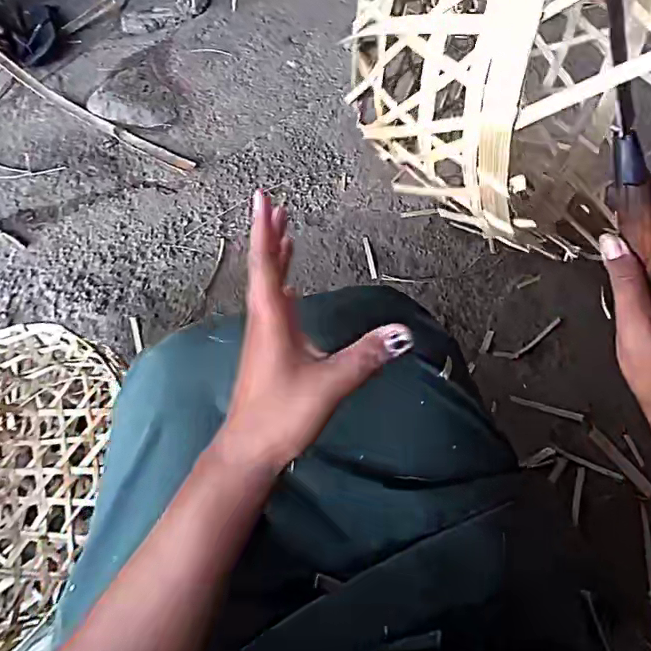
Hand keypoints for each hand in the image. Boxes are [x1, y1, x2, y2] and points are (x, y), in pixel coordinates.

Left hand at [214, 191, 413, 471]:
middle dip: (269, 233)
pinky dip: (279, 280)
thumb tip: (403, 332)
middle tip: (273, 204)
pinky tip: (287, 283)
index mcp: (272, 317)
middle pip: (264, 266)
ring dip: (273, 254)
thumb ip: (366, 357)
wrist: (248, 452)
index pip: (267, 263)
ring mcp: (264, 333)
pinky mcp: (268, 346)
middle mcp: (264, 318)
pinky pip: (272, 300)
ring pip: (267, 282)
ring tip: (281, 230)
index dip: (265, 229)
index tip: (261, 198)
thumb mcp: (329, 384)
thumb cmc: (281, 415)